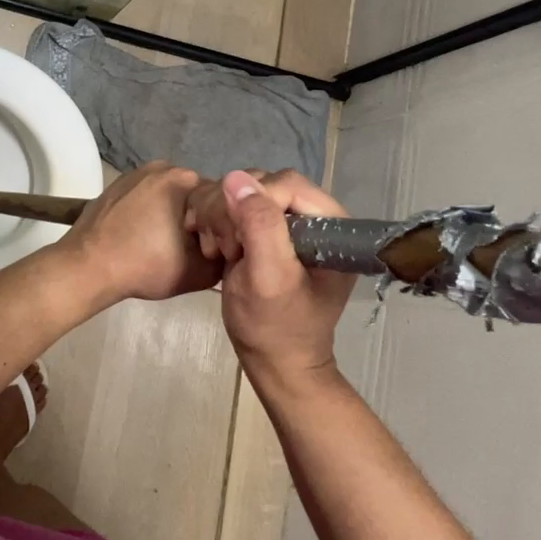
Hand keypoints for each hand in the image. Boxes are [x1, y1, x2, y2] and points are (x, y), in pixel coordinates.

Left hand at [62, 162, 218, 302]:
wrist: (88, 265)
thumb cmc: (145, 265)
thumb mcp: (201, 271)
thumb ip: (228, 256)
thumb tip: (234, 248)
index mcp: (184, 179)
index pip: (221, 199)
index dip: (223, 227)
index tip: (214, 249)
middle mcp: (161, 166)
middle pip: (194, 194)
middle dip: (198, 218)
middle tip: (193, 248)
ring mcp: (135, 173)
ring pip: (169, 195)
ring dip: (173, 214)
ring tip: (166, 243)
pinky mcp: (116, 185)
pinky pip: (145, 196)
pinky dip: (150, 211)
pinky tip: (144, 235)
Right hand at [186, 169, 355, 384]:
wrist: (272, 360)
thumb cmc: (275, 327)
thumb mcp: (267, 278)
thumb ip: (259, 226)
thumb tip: (236, 178)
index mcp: (330, 226)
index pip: (285, 183)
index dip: (253, 202)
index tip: (237, 241)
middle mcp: (311, 217)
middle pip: (260, 182)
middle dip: (230, 210)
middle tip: (224, 249)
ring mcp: (285, 222)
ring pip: (240, 190)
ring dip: (216, 216)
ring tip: (218, 250)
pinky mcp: (261, 229)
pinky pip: (229, 202)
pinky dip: (210, 219)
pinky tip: (211, 245)